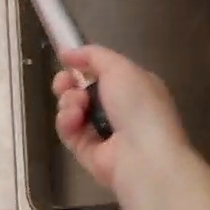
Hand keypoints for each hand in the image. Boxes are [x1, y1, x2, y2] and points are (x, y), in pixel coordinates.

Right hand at [52, 45, 188, 188]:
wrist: (145, 156)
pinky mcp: (88, 153)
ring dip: (68, 101)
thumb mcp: (119, 67)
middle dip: (67, 83)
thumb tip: (67, 53)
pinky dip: (67, 121)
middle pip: (82, 90)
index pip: (102, 73)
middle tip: (64, 83)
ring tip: (77, 105)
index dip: (83, 66)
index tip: (66, 60)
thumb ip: (92, 55)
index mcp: (134, 88)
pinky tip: (74, 119)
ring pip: (72, 109)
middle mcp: (120, 110)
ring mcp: (103, 133)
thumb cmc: (139, 105)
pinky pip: (68, 131)